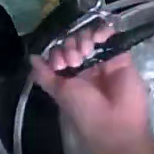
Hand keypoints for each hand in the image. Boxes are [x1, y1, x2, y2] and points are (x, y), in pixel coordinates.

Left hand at [32, 24, 153, 153]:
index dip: (57, 53)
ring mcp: (104, 61)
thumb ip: (45, 75)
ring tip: (86, 51)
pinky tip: (100, 36)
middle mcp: (86, 67)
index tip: (61, 65)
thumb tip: (31, 57)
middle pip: (74, 43)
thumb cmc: (85, 111)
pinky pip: (111, 38)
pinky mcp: (121, 57)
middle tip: (74, 61)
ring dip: (84, 38)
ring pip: (90, 37)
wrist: (116, 123)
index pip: (60, 53)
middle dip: (70, 46)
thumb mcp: (59, 93)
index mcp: (70, 76)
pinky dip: (104, 31)